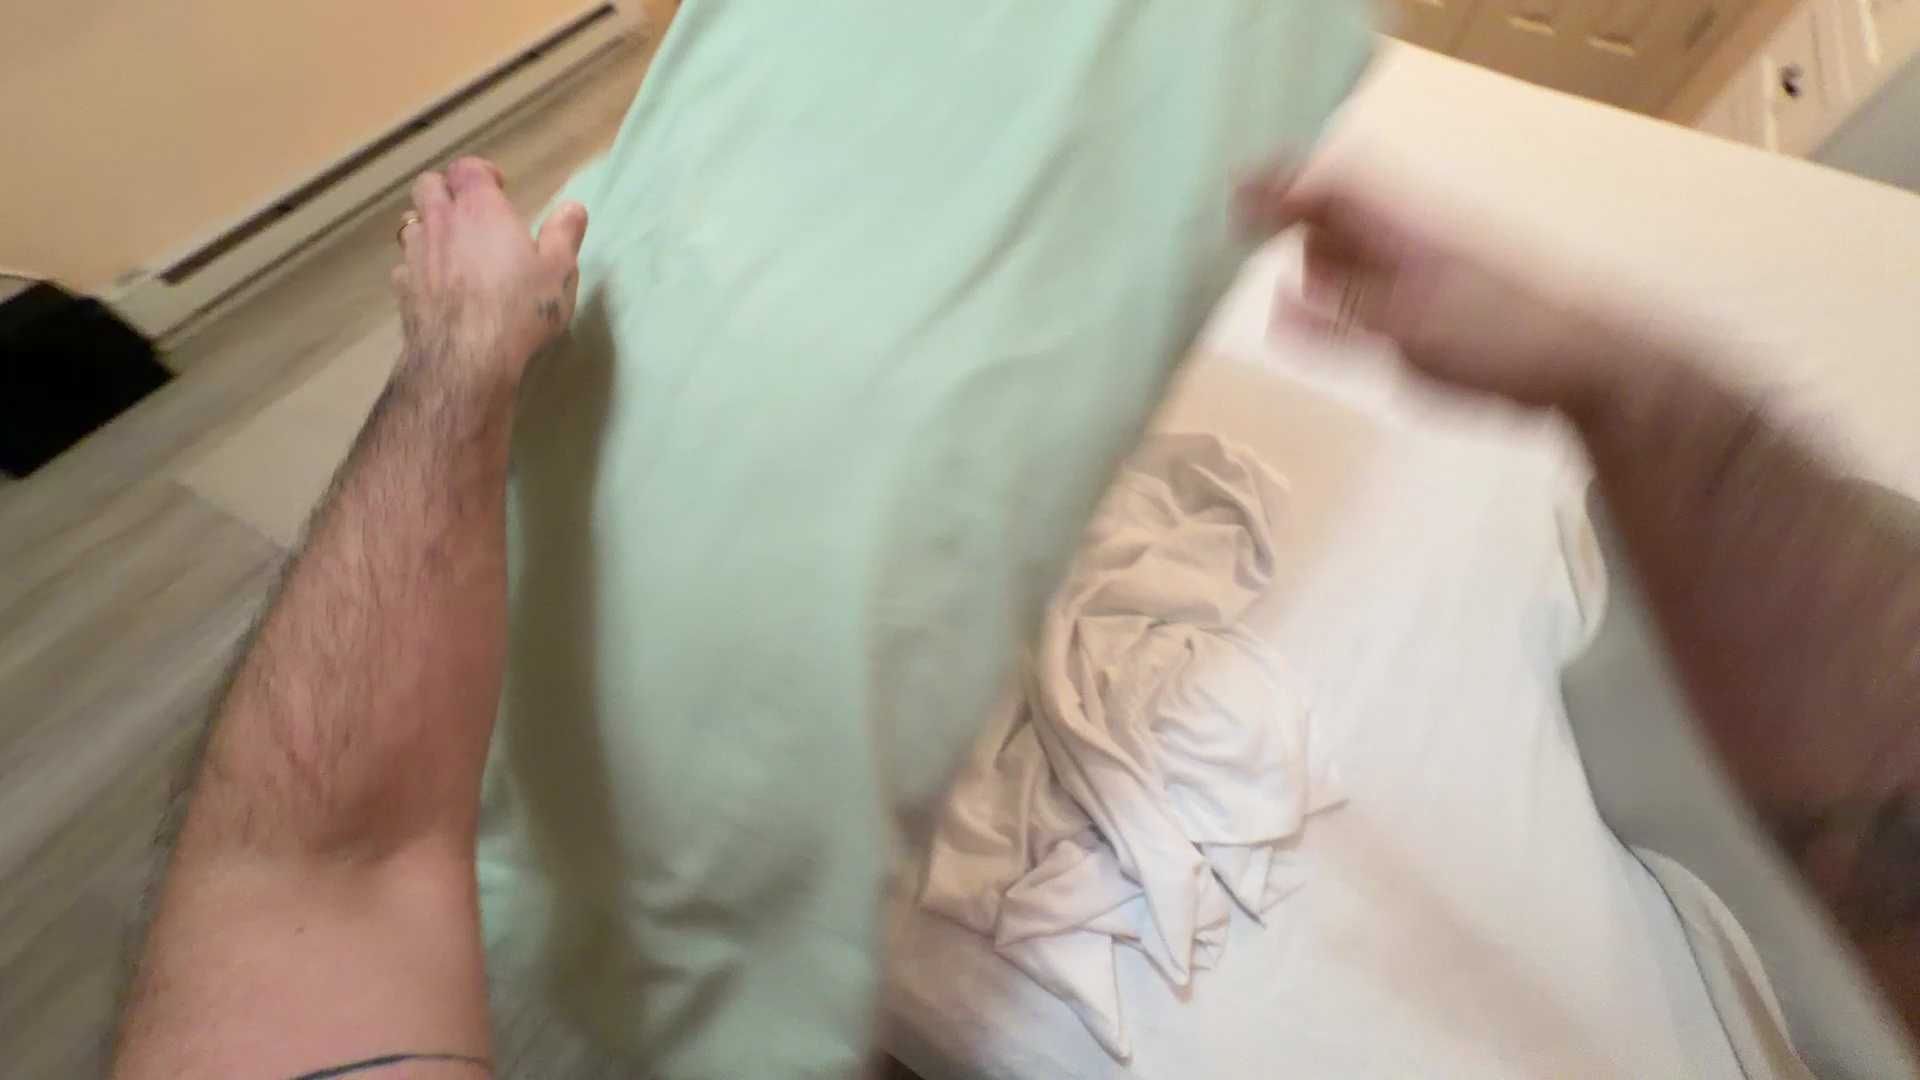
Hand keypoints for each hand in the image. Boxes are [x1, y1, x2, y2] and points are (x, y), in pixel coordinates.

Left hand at [392, 157, 587, 396]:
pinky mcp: (404, 285)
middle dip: (447, 190)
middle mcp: (441, 221)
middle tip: (470, 212)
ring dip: (430, 226)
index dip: (482, 173)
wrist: (470, 353)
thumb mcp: (559, 271)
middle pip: (429, 186)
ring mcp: (416, 252)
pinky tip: (438, 283)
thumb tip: (573, 207)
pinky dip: (421, 265)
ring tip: (452, 247)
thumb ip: (564, 235)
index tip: (499, 185)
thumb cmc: (523, 307)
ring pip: (413, 222)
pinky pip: (407, 263)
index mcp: (482, 210)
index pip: (469, 169)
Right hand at [1234, 169, 1622, 414]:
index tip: (1235, 192)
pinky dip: (1316, 295)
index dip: (1284, 187)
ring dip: (1299, 249)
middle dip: (1282, 212)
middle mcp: (1398, 248)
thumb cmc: (1502, 337)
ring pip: (1341, 252)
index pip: (1333, 193)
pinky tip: (1299, 308)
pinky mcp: (1408, 313)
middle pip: (1331, 216)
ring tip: (1260, 259)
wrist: (1573, 364)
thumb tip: (1281, 297)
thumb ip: (1347, 315)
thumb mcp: (1417, 328)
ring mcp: (1404, 280)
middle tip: (1234, 223)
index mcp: (1403, 235)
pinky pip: (1348, 294)